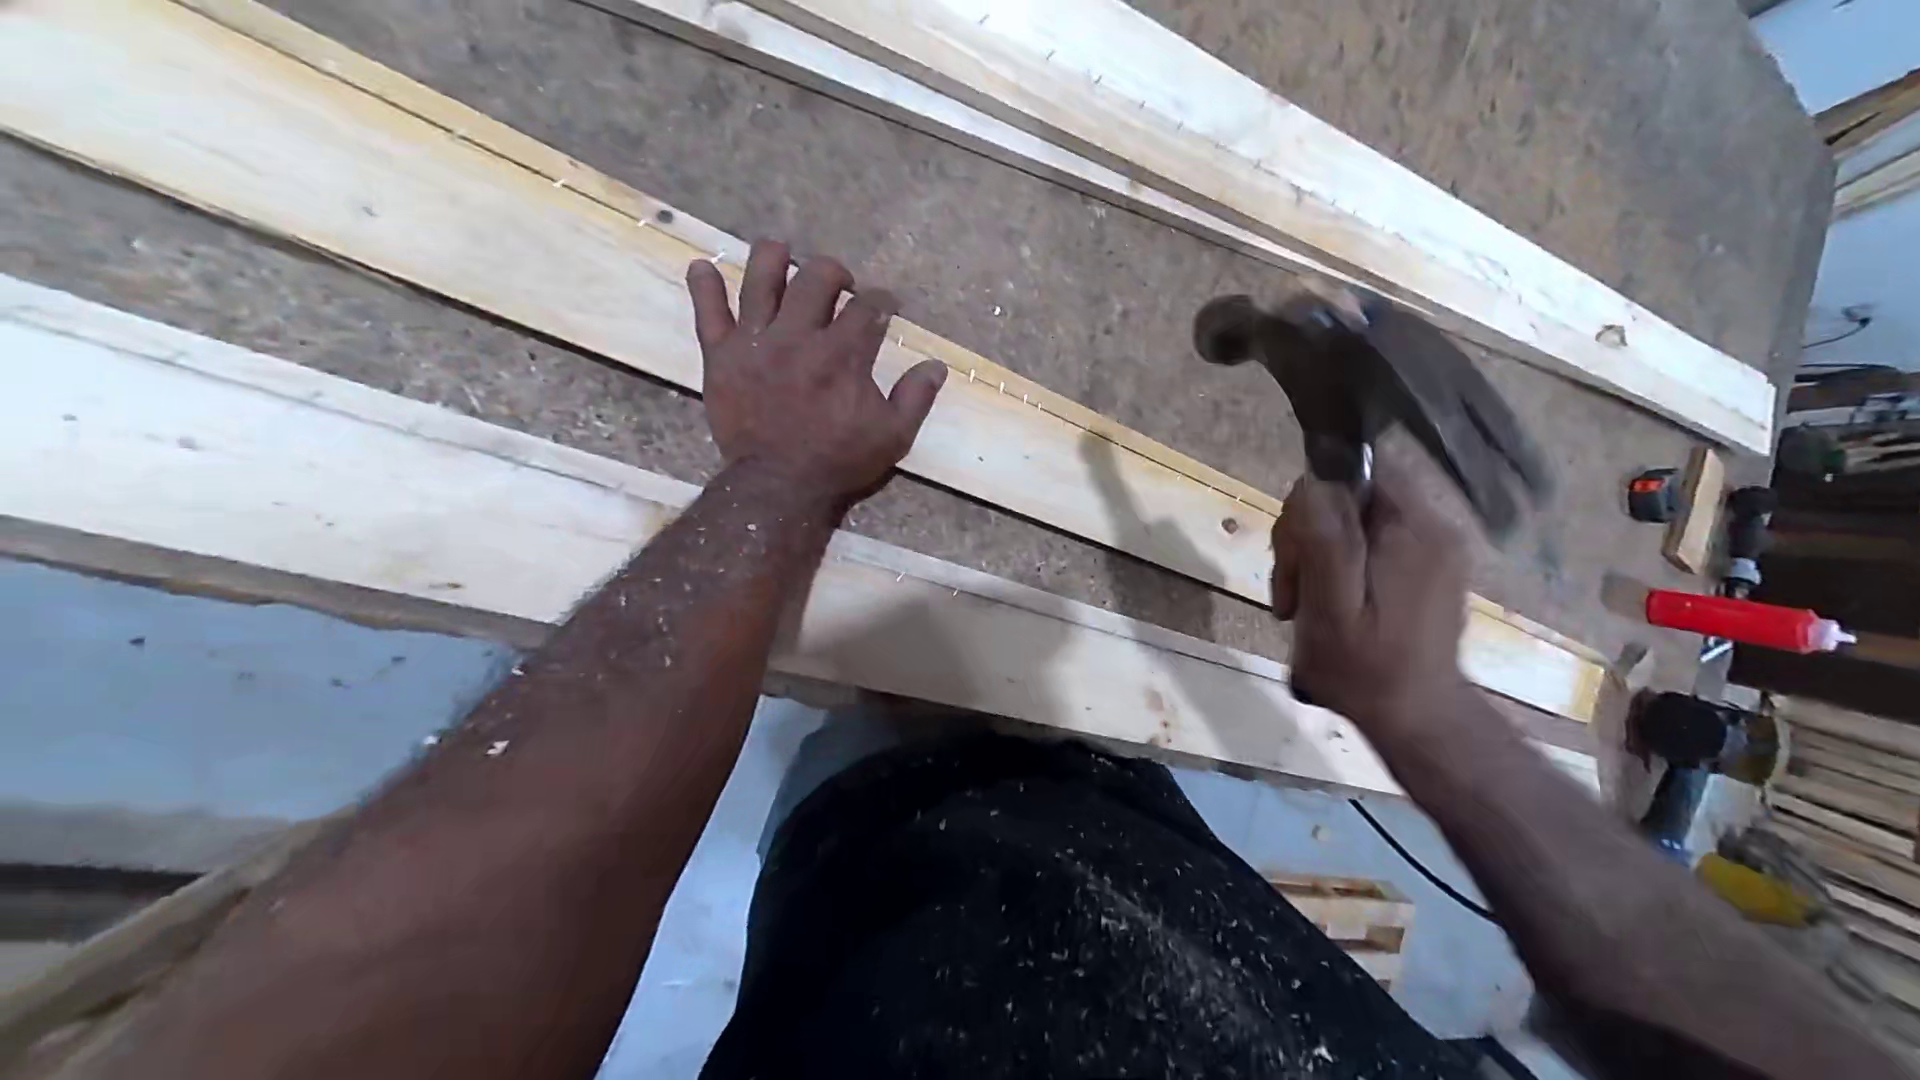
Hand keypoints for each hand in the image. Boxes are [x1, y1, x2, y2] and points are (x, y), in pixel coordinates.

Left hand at [686, 239, 947, 508]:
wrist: (779, 487)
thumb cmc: (839, 462)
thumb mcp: (892, 437)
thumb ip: (915, 398)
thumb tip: (936, 365)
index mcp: (843, 355)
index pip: (868, 307)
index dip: (883, 300)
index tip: (886, 305)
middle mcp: (799, 337)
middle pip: (817, 277)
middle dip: (836, 272)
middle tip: (840, 287)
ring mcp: (755, 343)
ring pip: (761, 277)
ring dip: (774, 258)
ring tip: (783, 257)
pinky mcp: (720, 357)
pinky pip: (708, 312)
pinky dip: (705, 286)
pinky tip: (704, 269)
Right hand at [1271, 466, 1473, 735]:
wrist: (1416, 719)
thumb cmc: (1365, 669)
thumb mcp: (1332, 608)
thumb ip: (1325, 542)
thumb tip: (1312, 484)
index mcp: (1412, 530)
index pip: (1353, 472)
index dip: (1310, 504)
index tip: (1293, 556)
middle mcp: (1430, 527)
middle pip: (1346, 496)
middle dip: (1305, 538)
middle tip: (1292, 594)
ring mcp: (1431, 547)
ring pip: (1349, 519)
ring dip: (1314, 556)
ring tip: (1302, 606)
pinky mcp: (1424, 566)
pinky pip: (1366, 541)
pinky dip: (1336, 565)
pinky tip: (1326, 603)